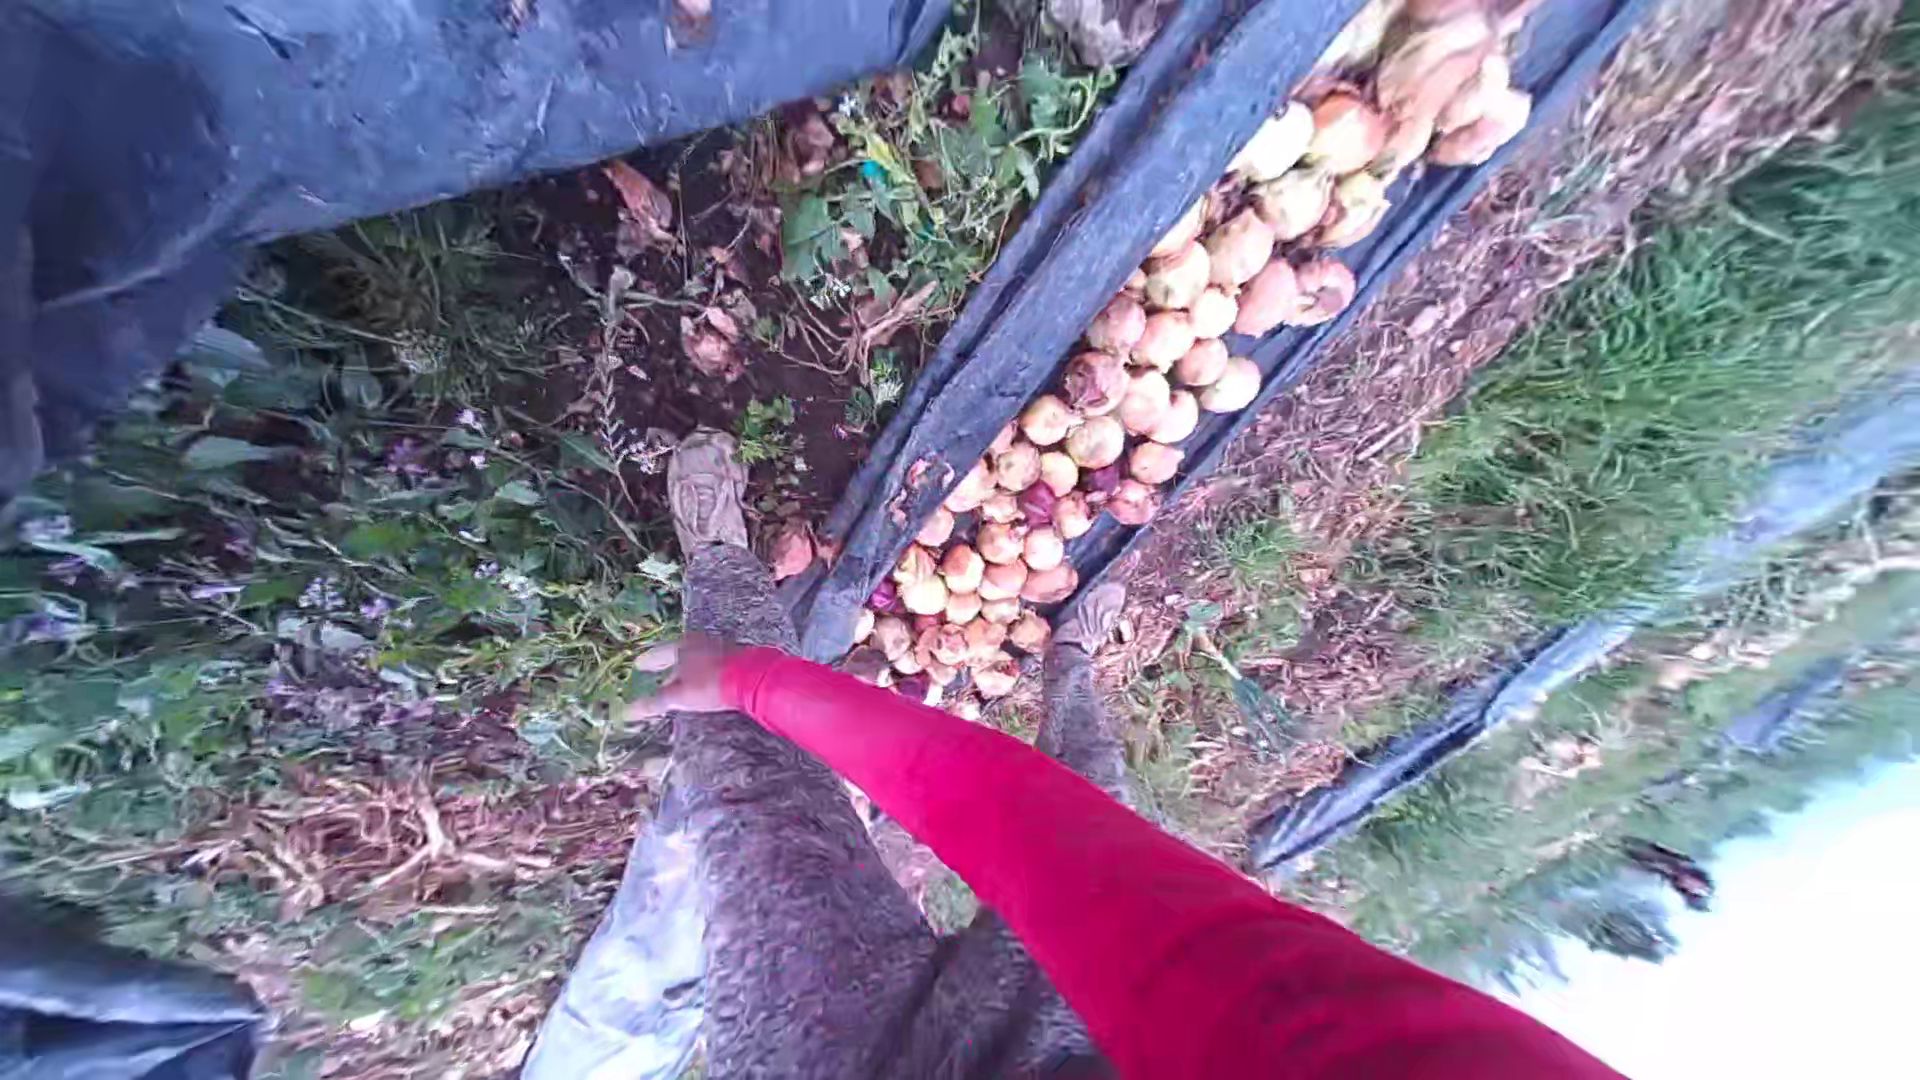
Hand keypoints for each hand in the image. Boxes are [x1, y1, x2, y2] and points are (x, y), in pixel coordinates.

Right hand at [626, 633, 739, 721]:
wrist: (754, 677)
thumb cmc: (711, 685)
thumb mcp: (680, 696)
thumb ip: (655, 703)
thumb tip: (629, 711)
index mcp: (683, 646)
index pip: (659, 652)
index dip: (648, 661)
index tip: (639, 665)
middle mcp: (701, 641)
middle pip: (679, 652)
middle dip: (668, 664)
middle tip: (657, 673)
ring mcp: (721, 646)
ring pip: (697, 656)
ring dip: (687, 667)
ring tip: (680, 680)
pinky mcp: (737, 655)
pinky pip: (712, 661)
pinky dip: (702, 669)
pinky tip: (704, 679)